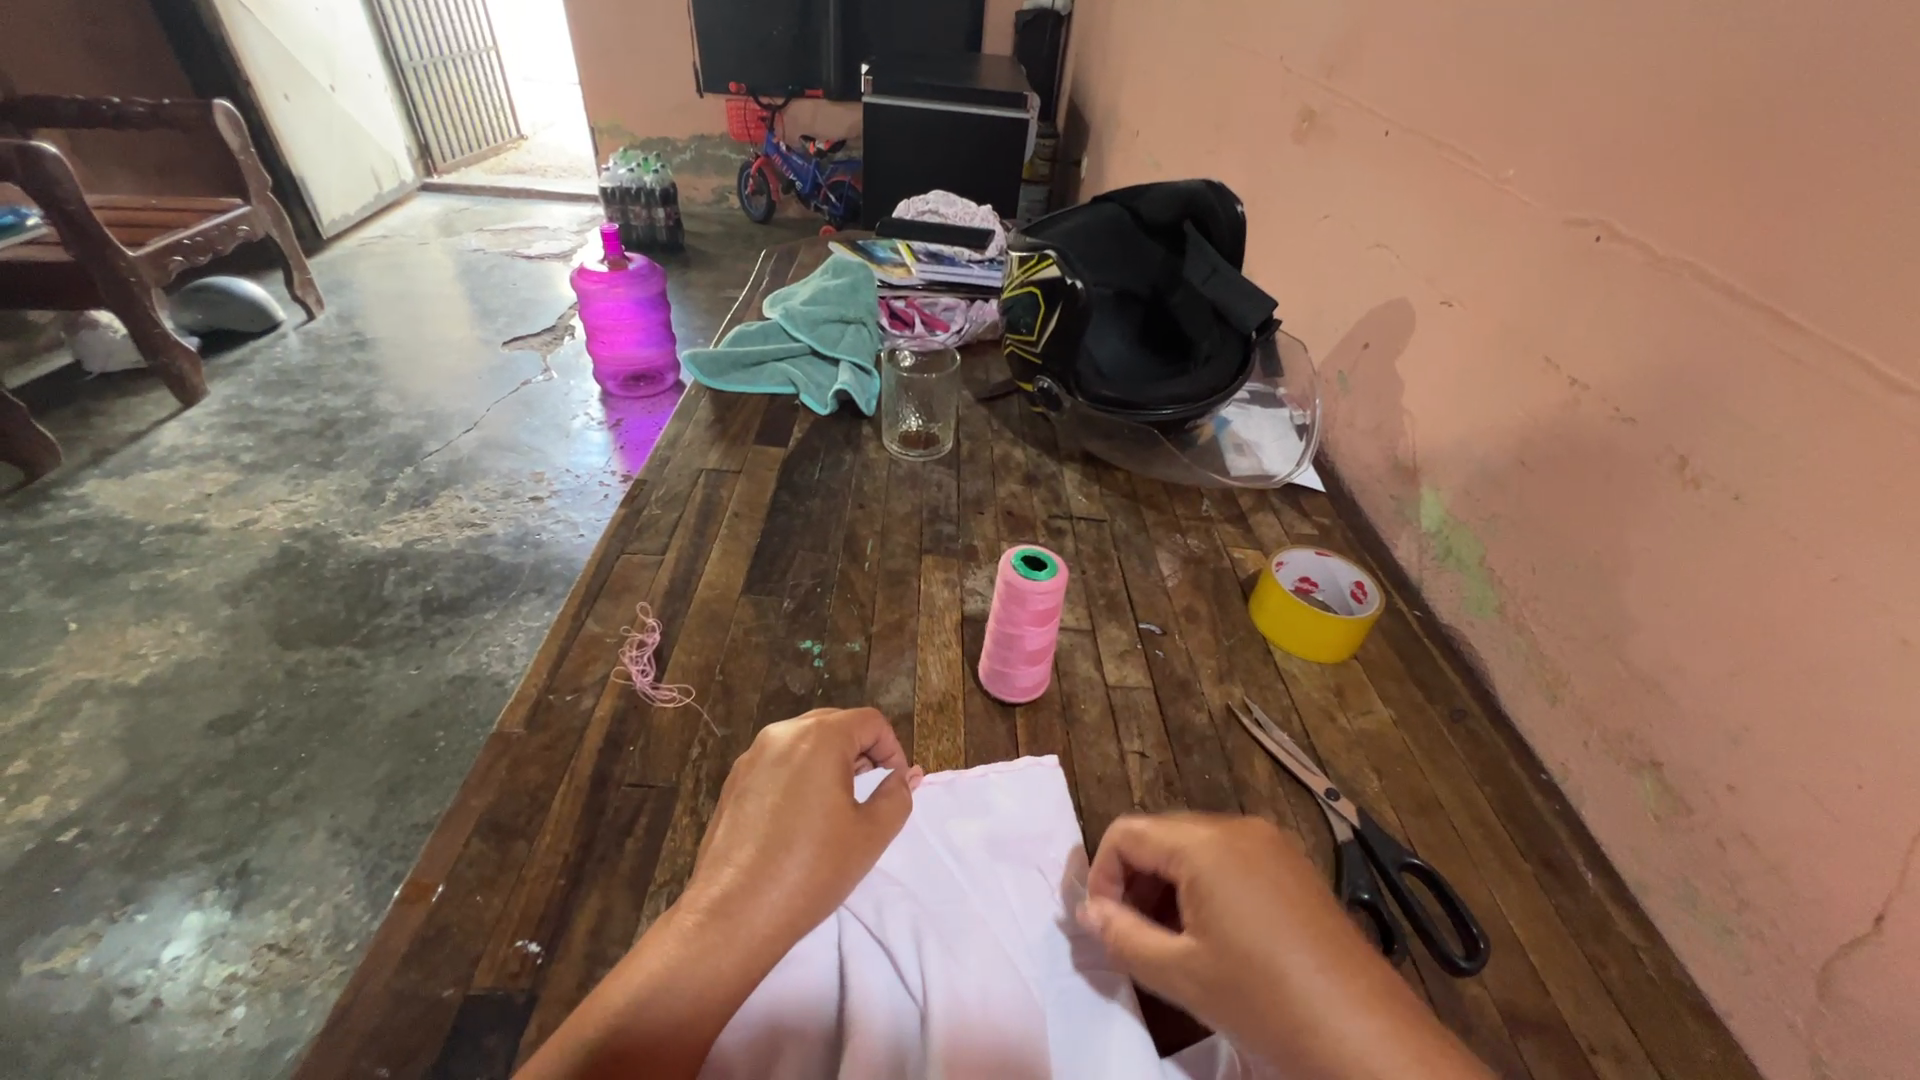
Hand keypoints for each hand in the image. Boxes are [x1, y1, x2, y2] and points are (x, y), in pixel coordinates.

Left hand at [680, 707, 919, 946]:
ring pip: (804, 742)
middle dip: (861, 751)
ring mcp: (751, 757)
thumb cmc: (811, 870)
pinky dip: (800, 776)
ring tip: (839, 807)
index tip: (896, 783)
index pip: (870, 721)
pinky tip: (802, 820)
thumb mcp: (871, 835)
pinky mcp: (733, 782)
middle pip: (835, 724)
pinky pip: (778, 763)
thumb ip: (897, 795)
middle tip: (872, 791)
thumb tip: (904, 776)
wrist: (733, 915)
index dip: (892, 748)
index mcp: (819, 738)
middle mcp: (781, 735)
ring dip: (830, 762)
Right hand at [1079, 814, 1489, 1079]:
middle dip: (1134, 883)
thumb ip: (1122, 936)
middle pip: (1160, 836)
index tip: (1104, 926)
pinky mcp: (1293, 869)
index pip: (1126, 833)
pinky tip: (1213, 940)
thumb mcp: (1181, 975)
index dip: (1102, 876)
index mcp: (1205, 843)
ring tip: (1170, 946)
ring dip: (1167, 888)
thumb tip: (1089, 913)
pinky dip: (1204, 890)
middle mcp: (1238, 828)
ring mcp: (1271, 845)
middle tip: (1132, 939)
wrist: (1369, 1039)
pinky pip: (1228, 863)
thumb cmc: (1264, 1001)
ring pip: (1193, 850)